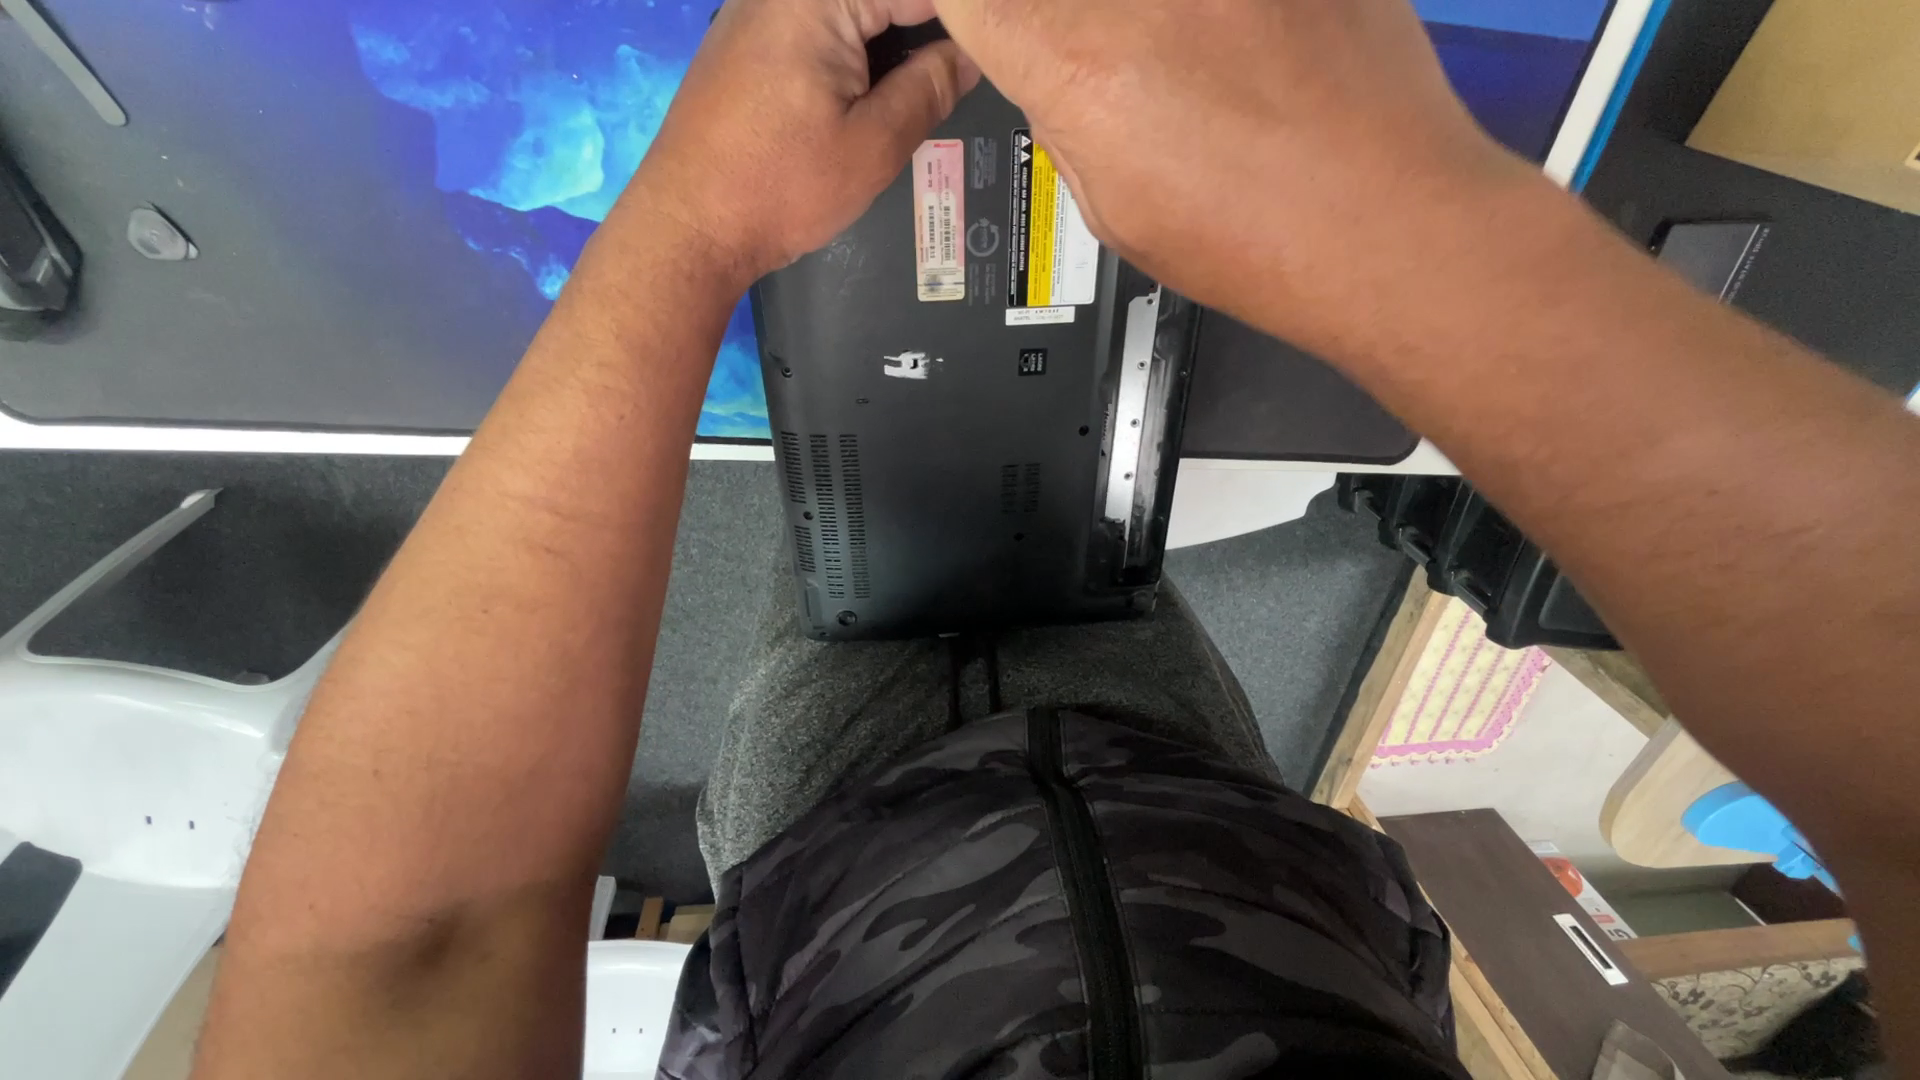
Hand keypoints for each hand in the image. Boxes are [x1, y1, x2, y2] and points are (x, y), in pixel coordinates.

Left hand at [618, 0, 979, 286]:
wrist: (690, 226)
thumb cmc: (781, 189)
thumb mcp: (872, 146)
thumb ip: (927, 89)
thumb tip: (968, 57)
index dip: (963, 19)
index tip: (997, 41)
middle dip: (926, 27)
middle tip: (965, 66)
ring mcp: (760, 10)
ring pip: (850, 12)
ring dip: (893, 37)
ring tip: (932, 76)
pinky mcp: (748, 42)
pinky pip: (819, 24)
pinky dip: (858, 47)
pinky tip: (881, 82)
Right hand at [927, 0, 1538, 351]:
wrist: (1381, 222)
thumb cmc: (1250, 241)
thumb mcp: (1115, 212)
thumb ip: (1068, 121)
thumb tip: (1051, 73)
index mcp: (1081, 68)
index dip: (971, 8)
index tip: (983, 22)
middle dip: (1051, 17)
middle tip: (1089, 59)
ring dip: (1135, 30)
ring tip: (1162, 72)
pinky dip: (1201, 19)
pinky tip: (1215, 49)